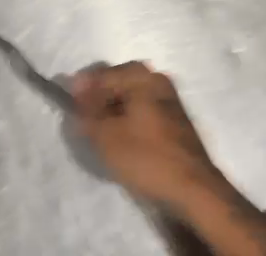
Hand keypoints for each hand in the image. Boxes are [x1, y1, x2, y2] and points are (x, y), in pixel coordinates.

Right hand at [71, 62, 231, 213]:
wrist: (195, 190)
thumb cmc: (147, 158)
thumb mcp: (106, 136)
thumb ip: (85, 112)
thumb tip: (75, 94)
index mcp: (140, 75)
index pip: (100, 75)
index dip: (81, 91)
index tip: (70, 110)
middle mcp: (157, 78)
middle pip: (117, 83)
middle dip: (98, 100)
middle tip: (85, 122)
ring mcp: (170, 98)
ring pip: (131, 98)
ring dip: (113, 112)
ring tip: (102, 135)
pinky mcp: (176, 119)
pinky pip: (144, 111)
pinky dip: (129, 121)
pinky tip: (123, 141)